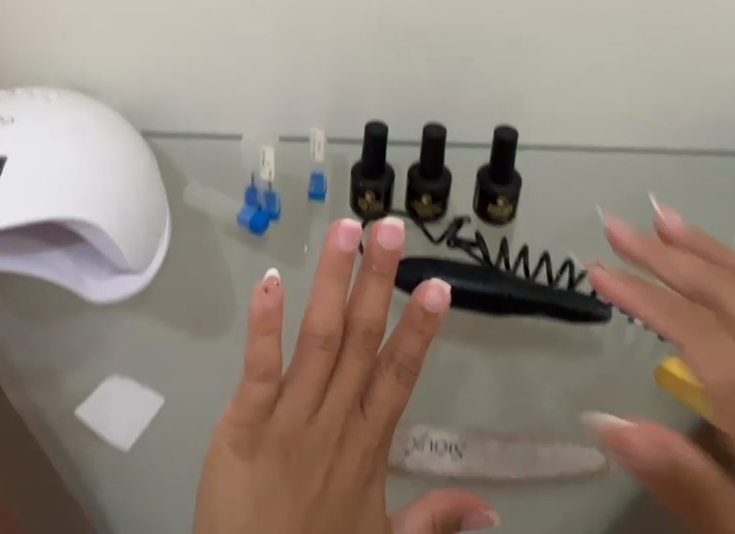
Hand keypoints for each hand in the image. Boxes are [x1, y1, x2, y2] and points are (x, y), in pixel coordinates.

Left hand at [193, 216, 499, 533]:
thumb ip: (433, 517)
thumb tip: (489, 510)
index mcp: (367, 444)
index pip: (399, 374)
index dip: (419, 328)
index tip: (438, 284)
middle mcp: (334, 422)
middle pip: (362, 340)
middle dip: (378, 281)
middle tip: (390, 229)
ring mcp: (289, 420)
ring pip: (319, 339)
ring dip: (333, 282)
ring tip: (345, 231)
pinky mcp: (244, 426)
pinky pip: (259, 370)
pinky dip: (266, 326)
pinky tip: (272, 282)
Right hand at [583, 202, 734, 533]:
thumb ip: (687, 485)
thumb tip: (603, 421)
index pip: (699, 334)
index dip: (644, 295)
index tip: (595, 269)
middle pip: (732, 298)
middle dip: (669, 256)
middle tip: (615, 226)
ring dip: (711, 252)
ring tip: (666, 220)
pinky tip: (731, 271)